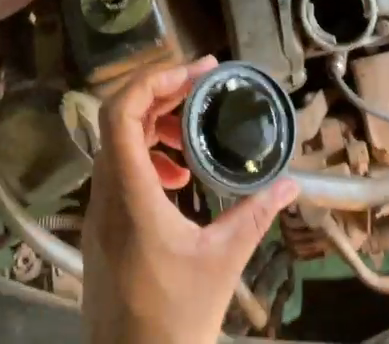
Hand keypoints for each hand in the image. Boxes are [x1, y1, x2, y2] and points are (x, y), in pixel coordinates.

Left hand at [81, 56, 298, 343]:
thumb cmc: (175, 318)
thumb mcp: (222, 262)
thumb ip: (254, 215)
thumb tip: (290, 183)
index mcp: (129, 195)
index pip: (121, 114)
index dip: (154, 79)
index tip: (196, 71)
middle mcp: (104, 195)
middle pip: (118, 119)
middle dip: (161, 93)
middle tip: (203, 85)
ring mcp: (98, 212)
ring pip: (115, 143)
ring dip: (154, 123)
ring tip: (194, 128)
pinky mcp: (102, 227)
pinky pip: (118, 170)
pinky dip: (147, 154)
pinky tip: (179, 173)